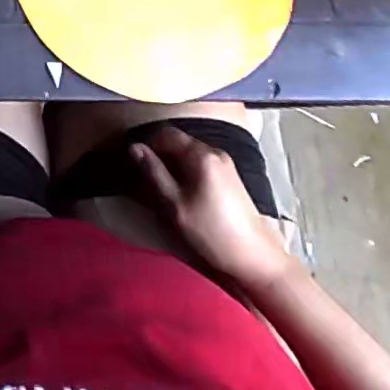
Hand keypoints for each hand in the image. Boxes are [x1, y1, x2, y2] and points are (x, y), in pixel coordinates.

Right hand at [131, 127, 293, 290]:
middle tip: (148, 178)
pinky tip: (185, 192)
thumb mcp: (176, 206)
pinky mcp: (231, 176)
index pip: (167, 134)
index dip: (149, 144)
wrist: (255, 256)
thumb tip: (134, 147)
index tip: (137, 163)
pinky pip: (202, 162)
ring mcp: (226, 163)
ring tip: (165, 188)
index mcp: (201, 155)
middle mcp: (215, 151)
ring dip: (174, 163)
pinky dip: (188, 170)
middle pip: (180, 141)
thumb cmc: (212, 232)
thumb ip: (155, 173)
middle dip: (162, 154)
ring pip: (191, 152)